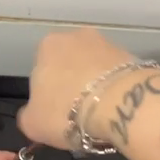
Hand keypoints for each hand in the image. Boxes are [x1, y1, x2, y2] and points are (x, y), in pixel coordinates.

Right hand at [16, 29, 138, 148]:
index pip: (41, 70)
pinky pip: (117, 76)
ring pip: (94, 69)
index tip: (55, 113)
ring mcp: (107, 43)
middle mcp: (76, 36)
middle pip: (70, 65)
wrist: (119, 104)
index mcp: (46, 46)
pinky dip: (115, 90)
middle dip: (72, 85)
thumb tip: (32, 114)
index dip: (47, 94)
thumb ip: (27, 116)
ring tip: (99, 115)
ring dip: (95, 86)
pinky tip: (115, 109)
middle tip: (77, 115)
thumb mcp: (33, 124)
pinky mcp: (132, 56)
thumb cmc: (66, 110)